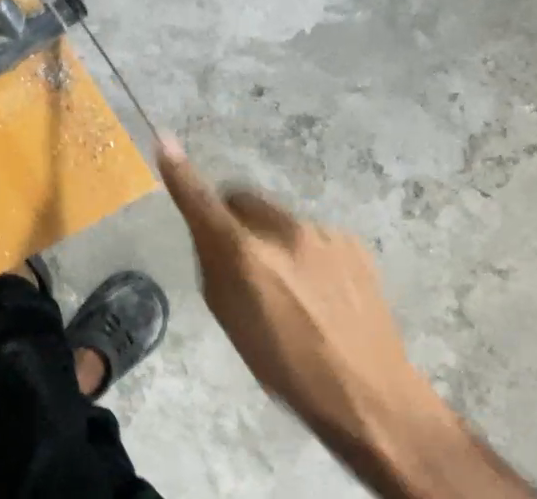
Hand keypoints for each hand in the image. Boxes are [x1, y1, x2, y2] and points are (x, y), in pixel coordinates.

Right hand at [155, 132, 444, 446]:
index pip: (202, 201)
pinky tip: (320, 290)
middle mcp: (284, 233)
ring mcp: (324, 236)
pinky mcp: (353, 245)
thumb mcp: (228, 316)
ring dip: (272, 238)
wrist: (372, 397)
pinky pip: (311, 235)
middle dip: (233, 218)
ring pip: (278, 220)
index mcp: (245, 254)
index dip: (179, 172)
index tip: (163, 140)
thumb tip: (206, 227)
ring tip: (290, 287)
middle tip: (239, 258)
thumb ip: (213, 261)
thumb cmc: (283, 365)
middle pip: (243, 201)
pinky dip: (304, 252)